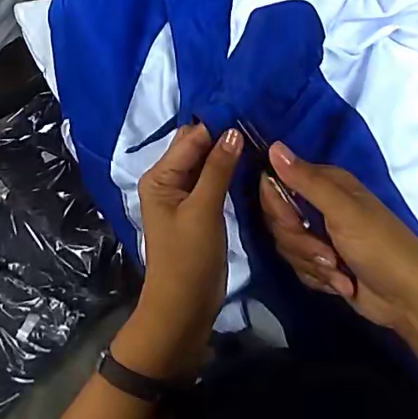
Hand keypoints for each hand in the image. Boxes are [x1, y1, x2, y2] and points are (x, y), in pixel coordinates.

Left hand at [112, 124, 242, 380]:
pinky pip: (211, 181)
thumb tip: (233, 130)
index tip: (248, 108)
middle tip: (257, 120)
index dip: (216, 124)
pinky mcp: (197, 210)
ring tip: (258, 136)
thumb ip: (218, 170)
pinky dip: (226, 171)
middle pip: (195, 147)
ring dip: (226, 152)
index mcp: (159, 176)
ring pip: (205, 163)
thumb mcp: (203, 211)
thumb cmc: (188, 259)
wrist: (183, 309)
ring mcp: (182, 196)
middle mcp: (167, 180)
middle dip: (221, 135)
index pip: (189, 139)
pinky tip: (249, 162)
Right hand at [261, 141, 417, 333]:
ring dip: (311, 263)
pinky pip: (297, 266)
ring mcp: (320, 235)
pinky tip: (342, 283)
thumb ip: (306, 181)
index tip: (294, 221)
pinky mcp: (322, 263)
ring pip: (286, 245)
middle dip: (298, 241)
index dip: (277, 205)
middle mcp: (319, 204)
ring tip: (339, 270)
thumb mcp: (344, 211)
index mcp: (325, 183)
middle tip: (328, 252)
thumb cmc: (382, 248)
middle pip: (277, 218)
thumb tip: (273, 146)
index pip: (275, 182)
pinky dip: (318, 278)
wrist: (411, 300)